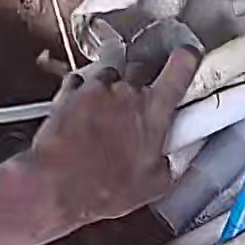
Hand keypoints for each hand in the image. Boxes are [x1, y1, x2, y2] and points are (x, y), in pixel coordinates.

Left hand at [29, 47, 198, 224]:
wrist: (57, 185)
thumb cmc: (103, 187)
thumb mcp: (153, 185)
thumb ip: (169, 164)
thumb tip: (170, 162)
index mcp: (154, 110)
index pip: (180, 67)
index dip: (187, 58)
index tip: (188, 57)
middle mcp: (126, 92)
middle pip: (142, 67)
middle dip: (143, 82)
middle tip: (138, 108)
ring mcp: (96, 89)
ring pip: (110, 76)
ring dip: (111, 90)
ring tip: (106, 117)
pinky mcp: (69, 93)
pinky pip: (80, 84)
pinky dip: (83, 95)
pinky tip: (82, 116)